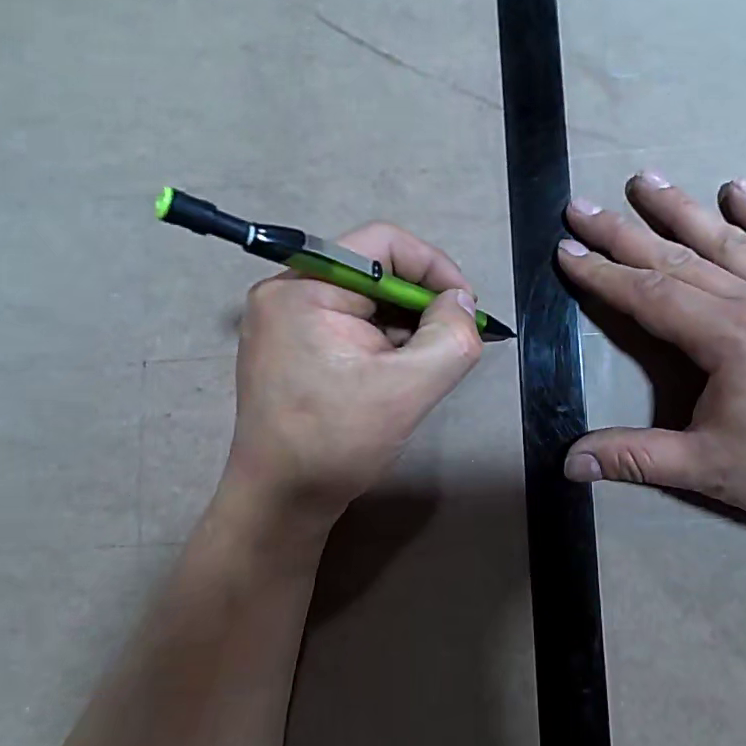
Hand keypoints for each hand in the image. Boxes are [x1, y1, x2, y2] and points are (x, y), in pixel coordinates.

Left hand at [222, 222, 484, 524]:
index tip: (465, 305)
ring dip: (405, 324)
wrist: (281, 501)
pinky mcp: (292, 344)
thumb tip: (463, 302)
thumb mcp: (408, 389)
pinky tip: (397, 372)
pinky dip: (384, 339)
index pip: (383, 244)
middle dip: (421, 303)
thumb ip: (451, 337)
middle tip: (452, 339)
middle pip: (375, 270)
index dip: (434, 266)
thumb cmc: (336, 443)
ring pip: (366, 299)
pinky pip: (351, 322)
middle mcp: (288, 292)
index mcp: (305, 289)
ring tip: (423, 364)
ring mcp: (286, 319)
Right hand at [557, 173, 745, 561]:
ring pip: (728, 240)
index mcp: (728, 336)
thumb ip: (635, 457)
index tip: (565, 249)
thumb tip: (567, 463)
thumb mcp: (711, 469)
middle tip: (581, 206)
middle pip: (678, 256)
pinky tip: (739, 190)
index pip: (649, 294)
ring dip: (682, 209)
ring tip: (645, 180)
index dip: (601, 272)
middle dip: (623, 231)